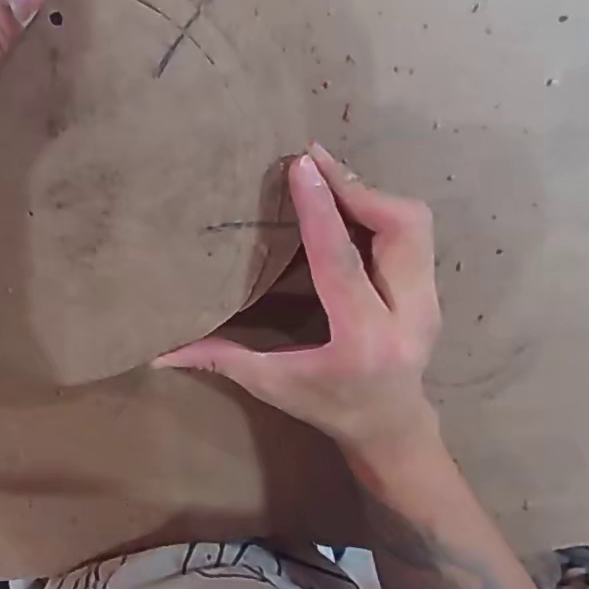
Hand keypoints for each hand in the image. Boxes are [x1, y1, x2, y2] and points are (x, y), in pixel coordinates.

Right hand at [155, 143, 442, 455]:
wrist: (393, 427)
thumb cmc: (326, 406)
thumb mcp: (269, 384)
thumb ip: (217, 360)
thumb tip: (156, 354)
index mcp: (363, 338)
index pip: (342, 262)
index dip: (322, 211)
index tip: (302, 168)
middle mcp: (409, 313)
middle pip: (402, 229)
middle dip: (357, 188)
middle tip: (312, 161)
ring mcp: (430, 299)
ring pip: (416, 224)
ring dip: (370, 193)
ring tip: (326, 174)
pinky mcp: (432, 289)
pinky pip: (413, 233)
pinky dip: (379, 208)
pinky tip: (346, 200)